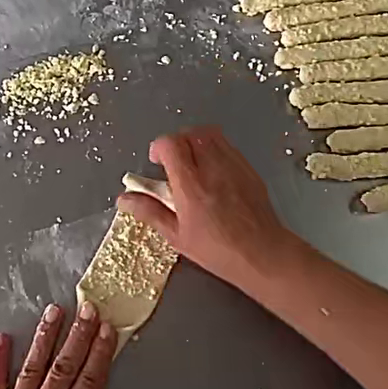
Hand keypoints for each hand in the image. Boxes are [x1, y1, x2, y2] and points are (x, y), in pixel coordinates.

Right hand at [117, 126, 300, 287]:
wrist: (264, 255)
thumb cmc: (217, 250)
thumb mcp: (176, 236)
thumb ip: (149, 211)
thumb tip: (123, 199)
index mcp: (190, 185)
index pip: (170, 144)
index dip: (159, 148)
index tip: (157, 163)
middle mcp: (211, 168)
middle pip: (188, 133)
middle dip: (176, 143)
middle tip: (173, 164)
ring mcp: (233, 165)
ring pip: (209, 133)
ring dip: (195, 141)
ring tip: (192, 163)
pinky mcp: (248, 168)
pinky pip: (226, 145)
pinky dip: (214, 149)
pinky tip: (212, 171)